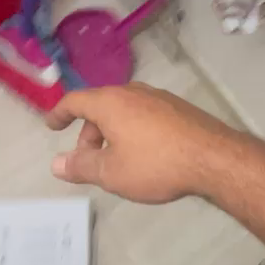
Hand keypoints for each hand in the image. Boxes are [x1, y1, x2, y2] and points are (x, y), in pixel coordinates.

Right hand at [46, 83, 248, 203]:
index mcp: (111, 102)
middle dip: (89, 133)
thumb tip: (56, 163)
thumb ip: (81, 166)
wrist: (212, 157)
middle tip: (88, 161)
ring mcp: (158, 97)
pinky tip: (143, 154)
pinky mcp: (177, 107)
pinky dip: (132, 130)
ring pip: (123, 111)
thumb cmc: (155, 164)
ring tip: (116, 161)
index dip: (60, 113)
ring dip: (112, 133)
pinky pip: (143, 114)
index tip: (51, 125)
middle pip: (100, 107)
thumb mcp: (111, 172)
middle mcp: (133, 92)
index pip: (76, 100)